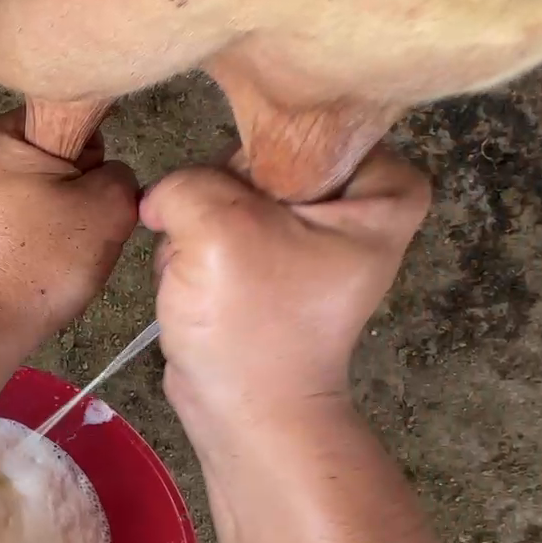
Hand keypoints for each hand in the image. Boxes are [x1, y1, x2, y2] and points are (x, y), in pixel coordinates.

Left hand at [0, 108, 139, 341]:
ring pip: (20, 197)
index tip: (85, 190)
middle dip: (63, 188)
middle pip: (36, 159)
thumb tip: (99, 177)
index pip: (58, 117)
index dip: (87, 152)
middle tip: (71, 228)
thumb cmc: (42, 264)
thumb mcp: (110, 203)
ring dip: (43, 218)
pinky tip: (26, 267)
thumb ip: (118, 169)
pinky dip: (17, 242)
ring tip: (48, 253)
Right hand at [140, 146, 430, 432]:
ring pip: (221, 205)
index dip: (238, 172)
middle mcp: (353, 204)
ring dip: (192, 241)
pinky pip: (216, 237)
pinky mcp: (269, 267)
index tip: (226, 219)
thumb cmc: (252, 325)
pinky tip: (194, 289)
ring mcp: (307, 238)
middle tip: (206, 257)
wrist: (241, 407)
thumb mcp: (218, 234)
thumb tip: (161, 194)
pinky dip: (191, 261)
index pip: (288, 136)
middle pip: (250, 170)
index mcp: (381, 184)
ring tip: (198, 281)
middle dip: (208, 213)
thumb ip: (184, 185)